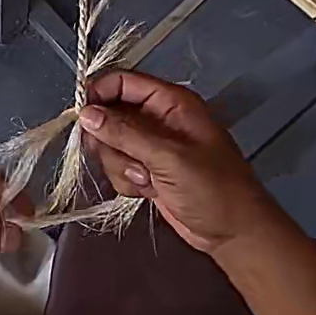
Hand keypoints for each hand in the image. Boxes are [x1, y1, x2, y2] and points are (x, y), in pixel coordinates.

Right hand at [78, 69, 292, 255]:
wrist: (233, 232)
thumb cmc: (212, 188)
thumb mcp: (169, 158)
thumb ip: (125, 134)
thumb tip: (86, 113)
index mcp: (171, 102)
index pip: (124, 82)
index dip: (100, 94)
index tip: (82, 117)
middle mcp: (159, 119)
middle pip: (110, 114)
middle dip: (111, 140)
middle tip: (125, 158)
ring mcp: (152, 146)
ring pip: (111, 144)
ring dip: (121, 165)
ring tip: (147, 179)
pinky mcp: (147, 170)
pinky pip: (118, 166)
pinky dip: (126, 180)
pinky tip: (148, 191)